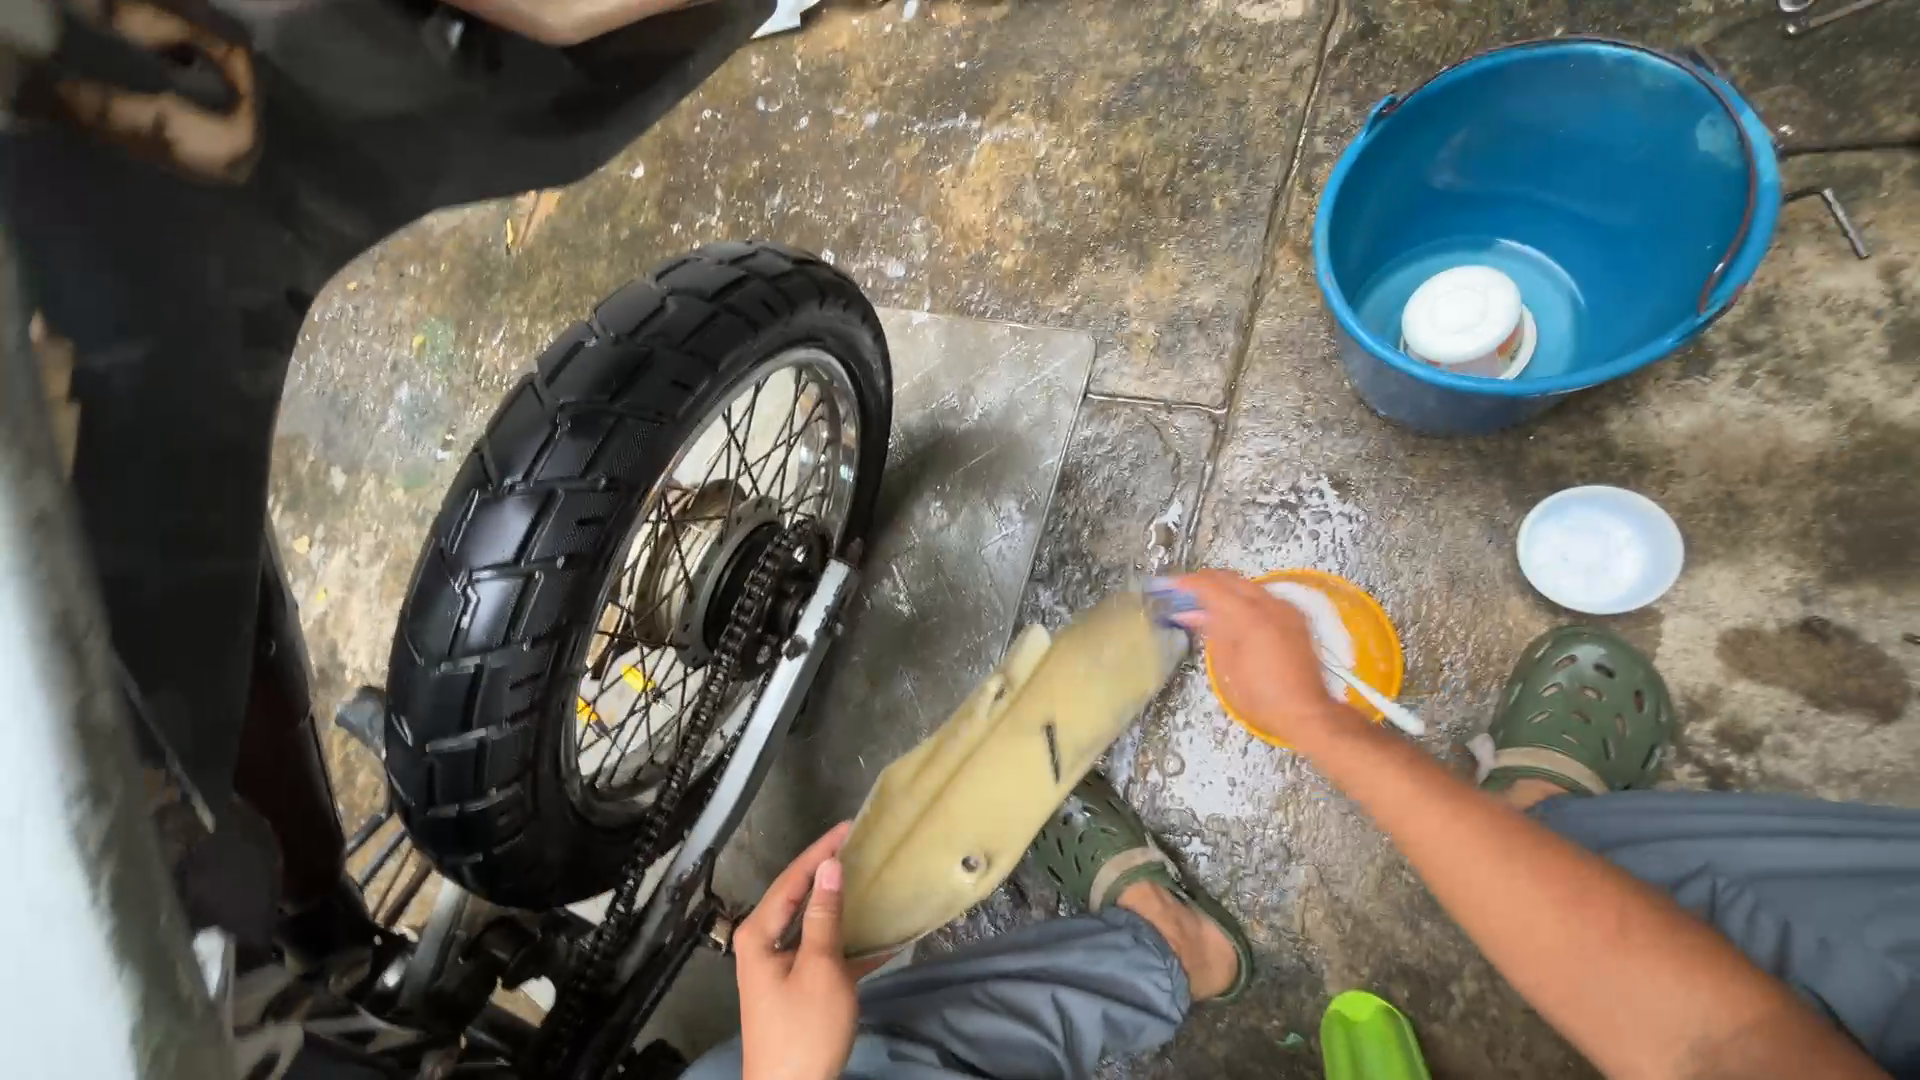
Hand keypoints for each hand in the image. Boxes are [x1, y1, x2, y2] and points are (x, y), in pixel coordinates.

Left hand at [734, 822, 857, 1079]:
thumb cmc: (803, 1029)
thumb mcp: (820, 968)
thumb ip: (824, 916)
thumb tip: (830, 866)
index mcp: (759, 934)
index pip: (792, 878)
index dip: (821, 851)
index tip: (850, 827)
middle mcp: (763, 943)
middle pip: (798, 895)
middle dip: (828, 871)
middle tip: (861, 846)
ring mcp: (779, 966)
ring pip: (813, 922)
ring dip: (840, 903)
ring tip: (870, 877)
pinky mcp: (796, 986)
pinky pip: (822, 949)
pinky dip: (847, 939)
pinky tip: (878, 935)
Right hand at [1162, 570, 1352, 742]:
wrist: (1305, 711)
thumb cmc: (1259, 695)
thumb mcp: (1225, 664)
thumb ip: (1211, 631)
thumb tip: (1192, 614)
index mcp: (1249, 616)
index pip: (1212, 587)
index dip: (1188, 583)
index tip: (1170, 585)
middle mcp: (1270, 605)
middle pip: (1232, 579)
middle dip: (1206, 582)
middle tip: (1185, 592)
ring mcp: (1286, 610)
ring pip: (1249, 586)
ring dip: (1225, 589)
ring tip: (1206, 604)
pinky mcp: (1296, 619)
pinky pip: (1264, 597)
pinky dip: (1244, 599)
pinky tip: (1234, 614)